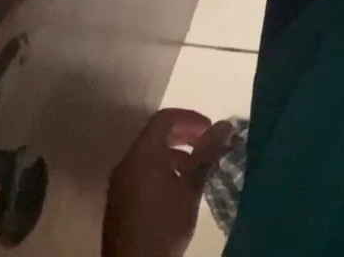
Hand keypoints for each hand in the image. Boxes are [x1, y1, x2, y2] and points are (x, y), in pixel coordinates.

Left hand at [102, 108, 236, 256]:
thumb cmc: (164, 225)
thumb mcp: (190, 188)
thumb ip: (206, 153)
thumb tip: (224, 124)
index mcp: (143, 153)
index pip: (164, 118)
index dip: (189, 118)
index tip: (210, 129)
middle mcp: (127, 162)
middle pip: (155, 134)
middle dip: (183, 134)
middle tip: (206, 144)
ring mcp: (120, 182)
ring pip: (149, 155)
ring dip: (174, 154)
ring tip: (196, 170)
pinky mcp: (119, 200)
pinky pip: (141, 172)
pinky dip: (161, 170)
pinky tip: (177, 190)